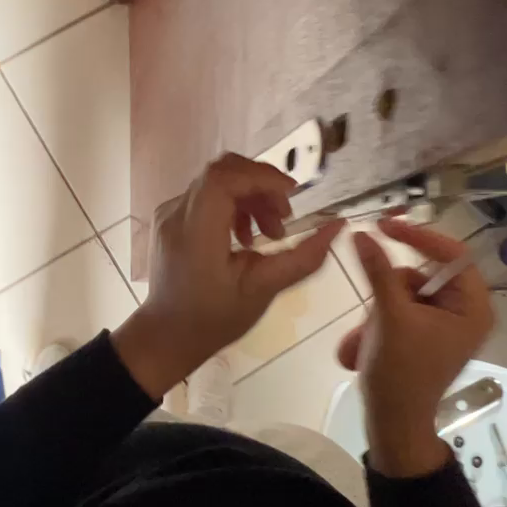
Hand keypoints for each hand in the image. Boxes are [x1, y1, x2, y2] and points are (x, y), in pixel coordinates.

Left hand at [111, 154, 342, 398]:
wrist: (168, 335)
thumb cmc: (215, 317)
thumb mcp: (264, 289)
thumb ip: (302, 257)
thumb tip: (338, 226)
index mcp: (195, 231)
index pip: (226, 177)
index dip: (263, 177)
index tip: (291, 198)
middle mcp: (176, 214)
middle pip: (223, 171)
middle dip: (261, 186)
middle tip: (283, 220)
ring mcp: (168, 214)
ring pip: (216, 181)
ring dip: (250, 198)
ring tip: (269, 235)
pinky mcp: (169, 220)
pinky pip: (205, 196)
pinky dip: (232, 205)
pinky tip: (245, 238)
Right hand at [338, 217, 494, 476]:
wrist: (393, 422)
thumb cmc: (401, 372)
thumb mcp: (389, 316)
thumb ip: (378, 271)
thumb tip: (362, 233)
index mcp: (473, 306)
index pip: (450, 253)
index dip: (416, 236)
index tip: (382, 225)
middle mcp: (465, 310)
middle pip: (424, 273)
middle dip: (390, 287)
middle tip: (369, 300)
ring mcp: (445, 323)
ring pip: (406, 291)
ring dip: (379, 307)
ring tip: (364, 335)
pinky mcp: (425, 334)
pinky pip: (401, 309)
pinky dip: (379, 319)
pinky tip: (363, 342)